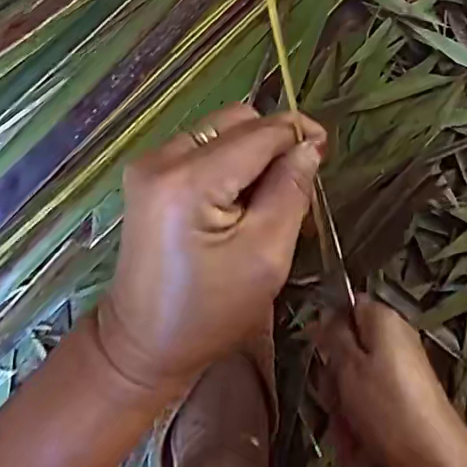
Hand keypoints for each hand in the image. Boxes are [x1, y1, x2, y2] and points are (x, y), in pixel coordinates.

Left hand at [95, 104, 325, 393]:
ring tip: (269, 194)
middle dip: (274, 142)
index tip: (325, 152)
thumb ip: (290, 192)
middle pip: (237, 121)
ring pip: (221, 129)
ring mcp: (150, 162)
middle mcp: (163, 158)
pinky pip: (204, 145)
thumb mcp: (265, 256)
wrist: (141, 345)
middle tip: (298, 180)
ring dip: (253, 151)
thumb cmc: (208, 313)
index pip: (258, 134)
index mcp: (188, 180)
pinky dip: (230, 160)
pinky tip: (239, 196)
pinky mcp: (149, 172)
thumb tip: (308, 146)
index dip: (297, 134)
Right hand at [316, 300, 466, 466]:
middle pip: (351, 350)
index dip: (328, 328)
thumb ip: (334, 336)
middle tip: (333, 402)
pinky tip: (358, 450)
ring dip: (345, 412)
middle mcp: (396, 340)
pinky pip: (374, 406)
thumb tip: (326, 314)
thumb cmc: (387, 406)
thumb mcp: (350, 367)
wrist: (436, 459)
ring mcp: (403, 372)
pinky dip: (363, 427)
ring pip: (358, 384)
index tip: (317, 352)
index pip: (349, 307)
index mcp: (383, 321)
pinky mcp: (407, 402)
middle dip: (335, 381)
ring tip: (347, 437)